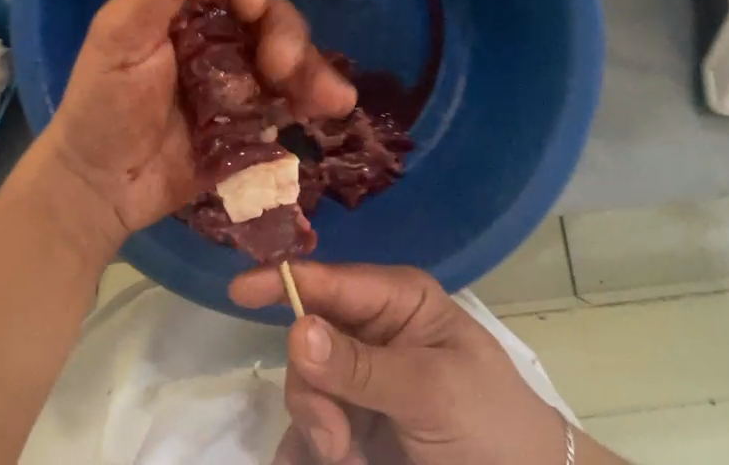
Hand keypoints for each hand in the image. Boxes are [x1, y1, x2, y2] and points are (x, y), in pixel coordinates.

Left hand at [40, 0, 356, 246]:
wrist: (102, 188)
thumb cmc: (103, 101)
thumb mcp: (126, 31)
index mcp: (184, 2)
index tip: (249, 6)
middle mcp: (217, 30)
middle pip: (271, 10)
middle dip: (285, 32)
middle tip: (279, 66)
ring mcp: (239, 75)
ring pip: (291, 51)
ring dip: (312, 66)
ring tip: (323, 98)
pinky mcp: (254, 116)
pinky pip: (294, 97)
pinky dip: (318, 97)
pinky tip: (335, 107)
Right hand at [231, 263, 581, 464]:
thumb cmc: (492, 426)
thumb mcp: (430, 392)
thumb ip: (361, 366)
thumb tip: (296, 331)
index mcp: (397, 301)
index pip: (327, 281)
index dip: (281, 281)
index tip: (236, 293)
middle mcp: (373, 331)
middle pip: (307, 343)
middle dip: (314, 394)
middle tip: (338, 442)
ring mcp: (363, 379)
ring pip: (306, 390)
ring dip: (320, 430)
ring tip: (354, 462)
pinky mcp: (357, 423)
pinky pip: (312, 429)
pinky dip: (310, 450)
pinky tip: (325, 463)